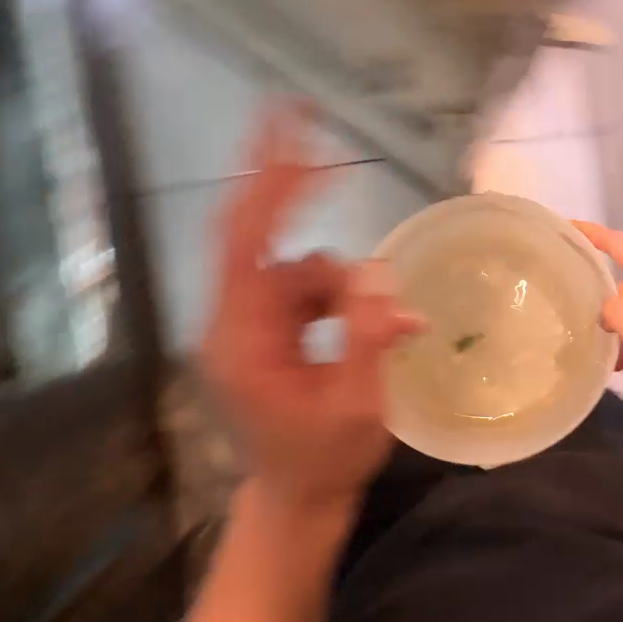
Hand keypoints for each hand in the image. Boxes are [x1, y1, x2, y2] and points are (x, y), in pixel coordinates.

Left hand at [200, 103, 422, 510]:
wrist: (295, 503)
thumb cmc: (324, 462)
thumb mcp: (357, 405)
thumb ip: (365, 335)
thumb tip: (377, 272)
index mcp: (240, 338)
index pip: (245, 241)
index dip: (268, 183)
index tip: (296, 134)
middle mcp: (232, 322)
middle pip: (257, 233)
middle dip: (283, 178)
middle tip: (307, 118)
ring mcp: (248, 327)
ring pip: (297, 268)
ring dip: (342, 284)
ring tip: (390, 330)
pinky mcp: (267, 334)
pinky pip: (306, 293)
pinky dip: (342, 299)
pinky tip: (377, 328)